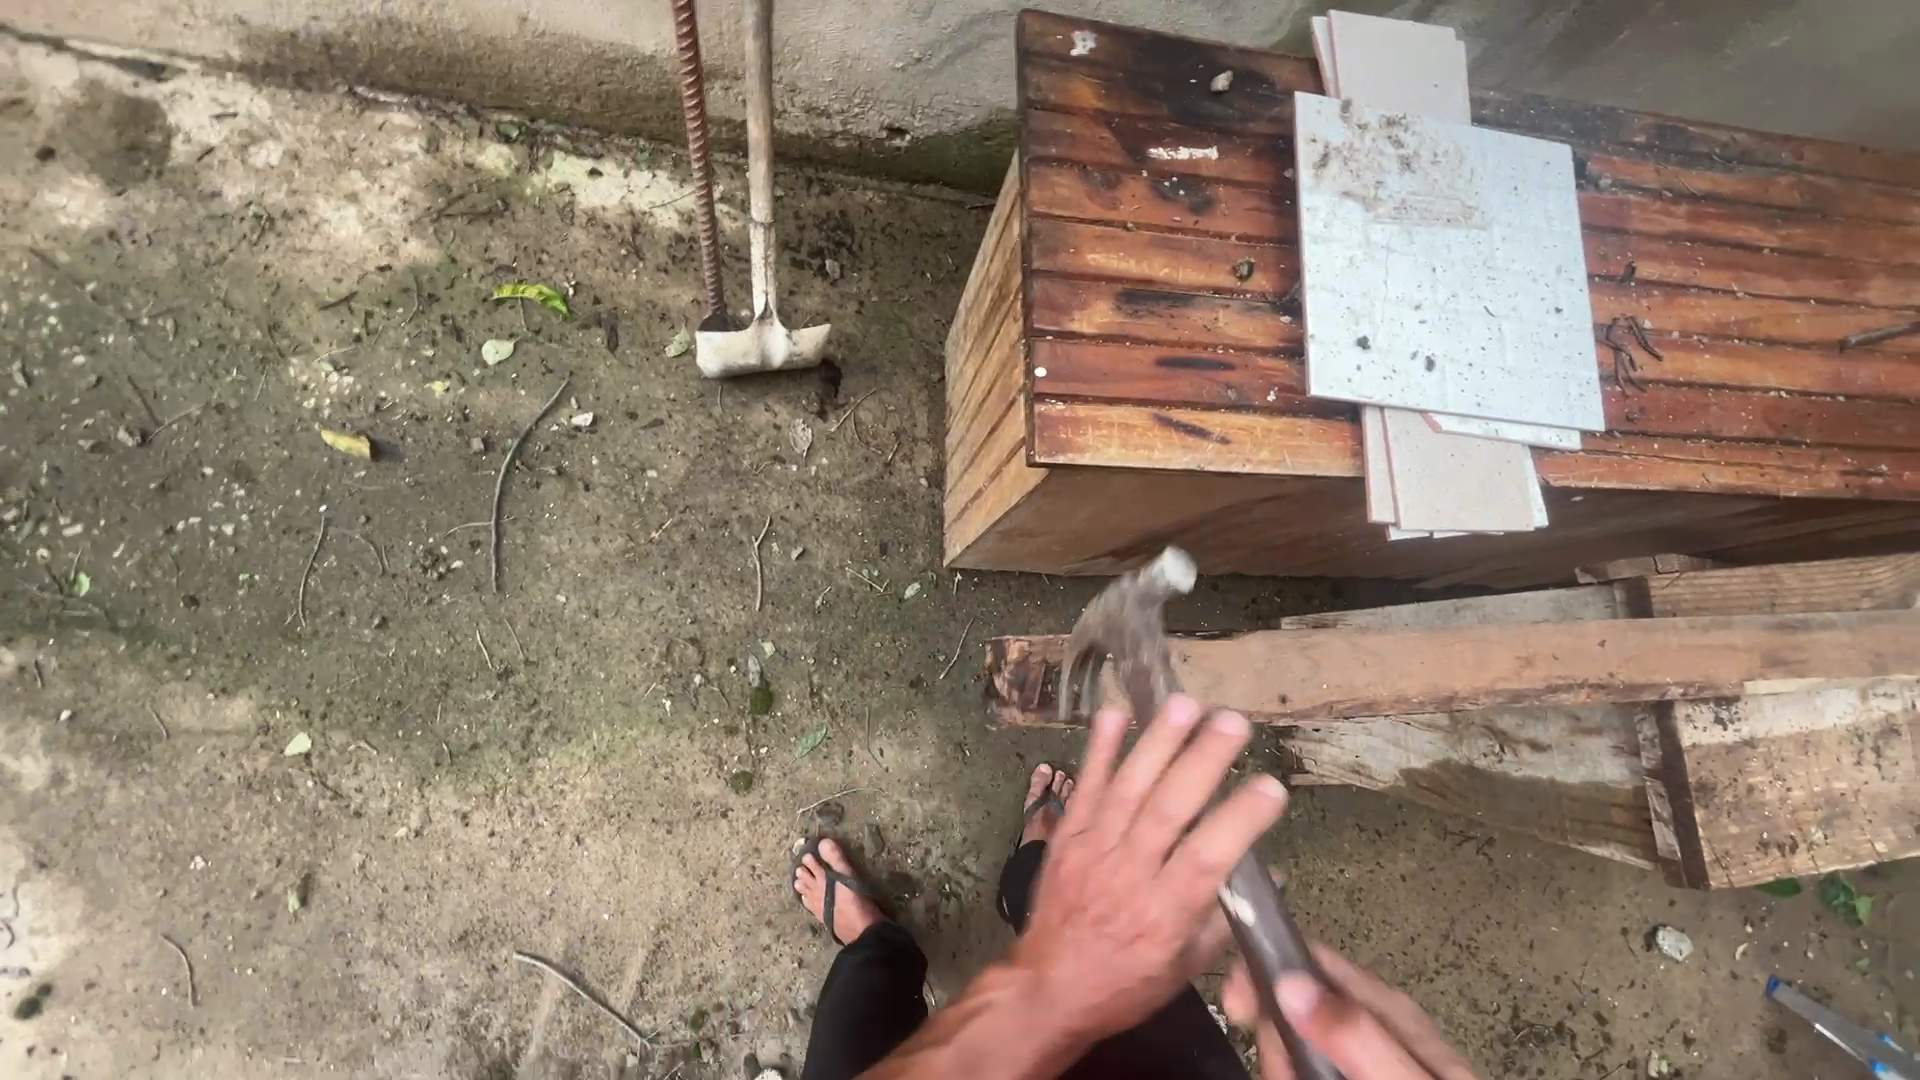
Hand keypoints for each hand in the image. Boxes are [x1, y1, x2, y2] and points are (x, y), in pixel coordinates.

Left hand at [1008, 694, 1288, 1042]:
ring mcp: (1094, 846)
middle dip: (1201, 761)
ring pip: (1129, 787)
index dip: (1238, 820)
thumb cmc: (1126, 980)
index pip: (1207, 857)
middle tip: (1231, 722)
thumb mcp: (1185, 968)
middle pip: (1168, 809)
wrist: (1050, 985)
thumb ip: (1224, 919)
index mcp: (1164, 912)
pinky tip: (1114, 712)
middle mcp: (1129, 871)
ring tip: (1184, 704)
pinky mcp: (1067, 832)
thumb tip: (1269, 875)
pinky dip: (1098, 748)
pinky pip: (1084, 785)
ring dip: (1156, 742)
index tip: (1270, 785)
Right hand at [1223, 942, 1479, 1079]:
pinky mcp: (1346, 1073)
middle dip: (1274, 1041)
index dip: (1263, 971)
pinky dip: (1288, 1077)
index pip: (1309, 957)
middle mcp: (1367, 1024)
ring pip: (1290, 1043)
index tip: (1236, 1009)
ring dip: (1281, 1068)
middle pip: (1290, 1003)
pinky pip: (1300, 1068)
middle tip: (1279, 1077)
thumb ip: (1357, 1036)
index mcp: (1386, 1008)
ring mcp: (1357, 1058)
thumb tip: (1288, 980)